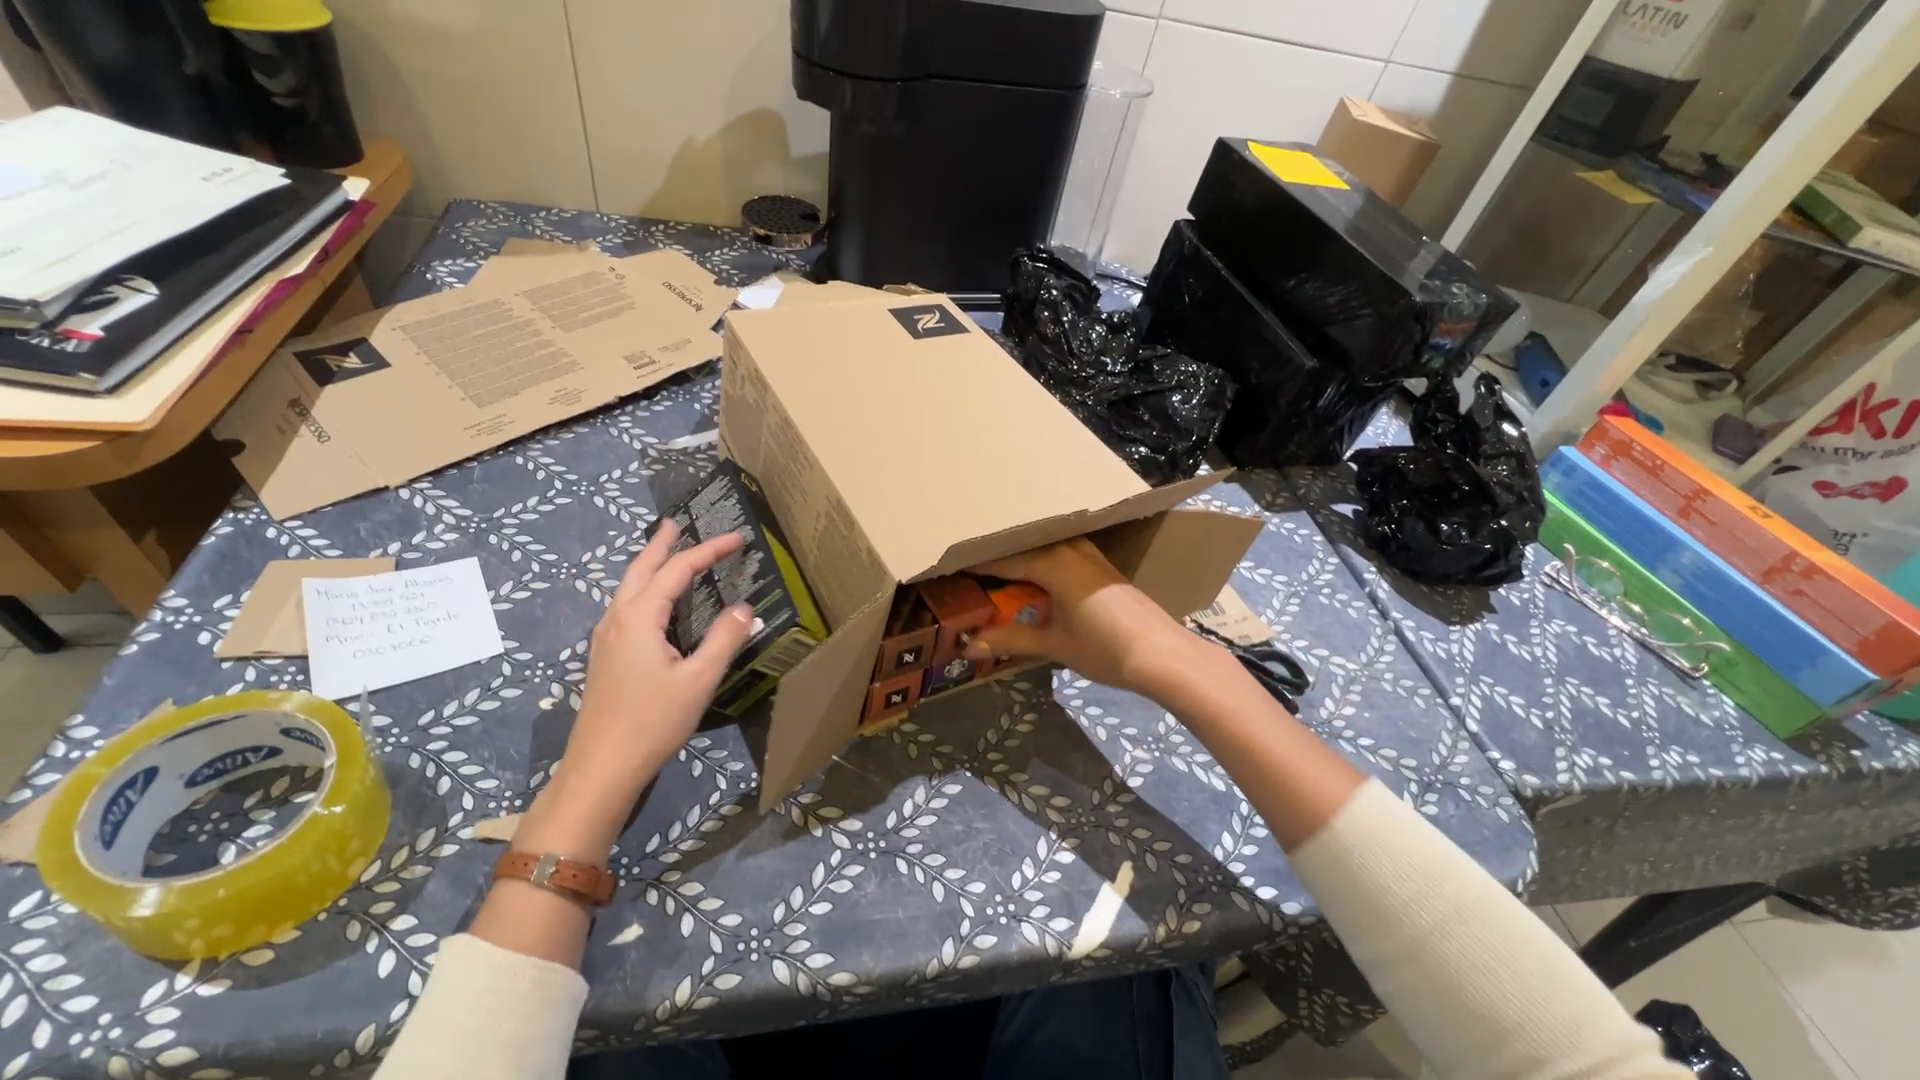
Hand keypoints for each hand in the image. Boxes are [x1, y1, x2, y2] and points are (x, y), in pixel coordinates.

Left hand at [571, 518, 756, 784]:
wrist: (603, 765)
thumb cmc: (653, 721)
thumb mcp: (698, 680)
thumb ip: (724, 640)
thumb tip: (745, 608)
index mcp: (639, 617)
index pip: (678, 570)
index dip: (708, 551)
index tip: (737, 539)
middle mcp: (617, 619)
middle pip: (641, 569)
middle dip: (661, 545)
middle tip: (677, 523)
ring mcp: (606, 638)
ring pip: (629, 588)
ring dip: (649, 565)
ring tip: (666, 552)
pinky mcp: (605, 656)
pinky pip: (626, 607)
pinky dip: (644, 589)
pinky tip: (654, 604)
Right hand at [963, 538, 1210, 696]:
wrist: (1161, 655)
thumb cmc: (1104, 648)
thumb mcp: (1053, 645)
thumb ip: (1011, 639)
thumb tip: (968, 646)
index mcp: (1053, 562)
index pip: (1003, 559)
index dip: (975, 565)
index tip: (947, 567)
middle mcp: (1070, 549)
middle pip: (1023, 548)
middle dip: (996, 557)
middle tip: (964, 568)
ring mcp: (1090, 555)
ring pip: (1044, 549)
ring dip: (1020, 558)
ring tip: (993, 570)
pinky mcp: (1103, 567)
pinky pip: (1061, 555)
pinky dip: (1041, 563)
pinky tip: (1032, 578)